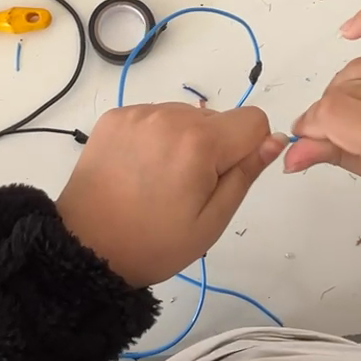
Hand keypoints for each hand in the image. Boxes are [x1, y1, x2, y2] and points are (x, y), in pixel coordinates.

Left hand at [58, 103, 283, 286]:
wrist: (86, 248)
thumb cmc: (154, 242)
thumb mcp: (211, 221)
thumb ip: (246, 174)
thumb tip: (275, 140)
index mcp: (200, 142)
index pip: (253, 120)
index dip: (250, 149)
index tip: (225, 178)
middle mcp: (170, 115)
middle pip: (218, 118)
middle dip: (215, 148)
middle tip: (187, 189)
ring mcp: (139, 113)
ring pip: (186, 115)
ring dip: (185, 140)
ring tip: (161, 180)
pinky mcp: (116, 116)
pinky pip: (155, 116)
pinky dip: (157, 137)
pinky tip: (141, 169)